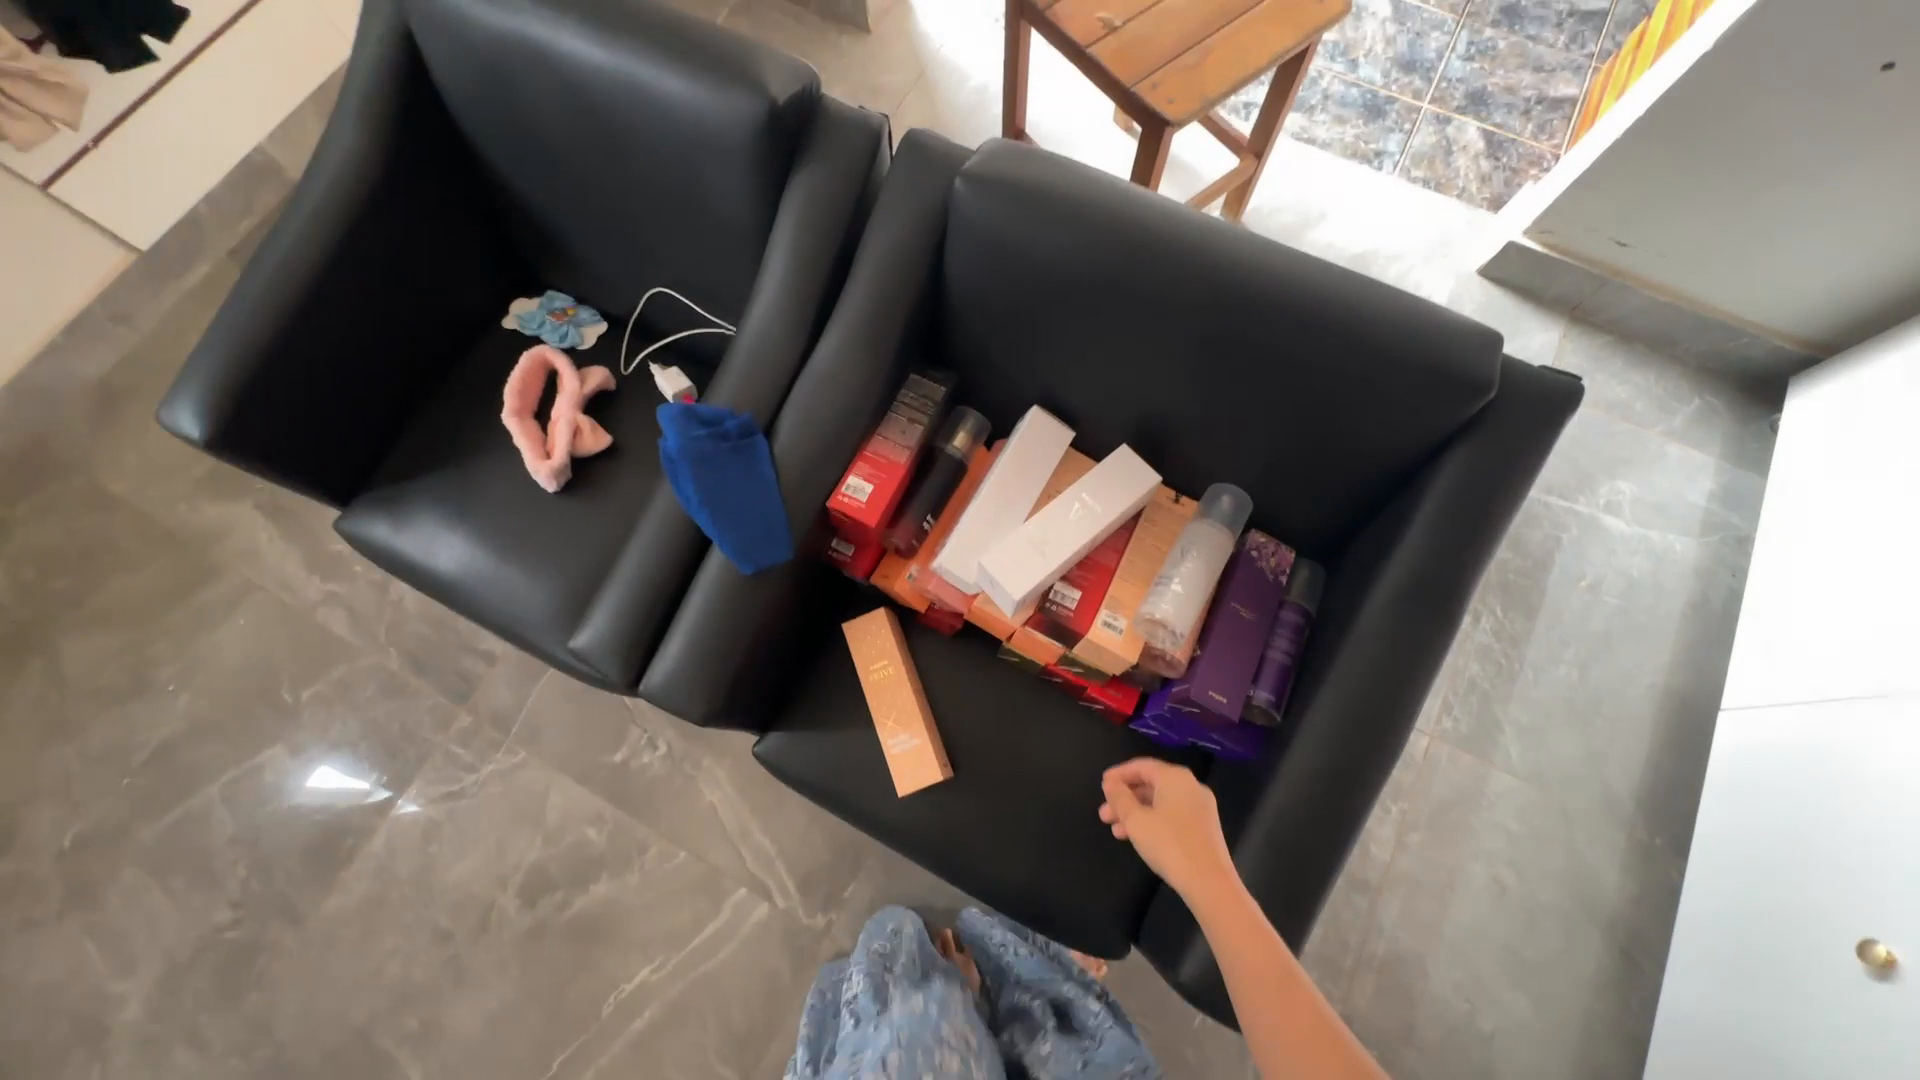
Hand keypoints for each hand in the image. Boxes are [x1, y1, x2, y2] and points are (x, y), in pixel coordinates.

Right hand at [1098, 758, 1236, 903]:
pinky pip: (1172, 815)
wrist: (1209, 882)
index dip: (1119, 774)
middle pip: (1151, 784)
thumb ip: (1120, 798)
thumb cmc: (1168, 844)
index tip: (1102, 785)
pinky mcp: (1204, 827)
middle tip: (1104, 814)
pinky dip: (1152, 821)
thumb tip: (1111, 783)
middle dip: (1125, 798)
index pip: (1142, 766)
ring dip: (1136, 813)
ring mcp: (1200, 807)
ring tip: (1115, 831)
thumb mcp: (1136, 820)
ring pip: (1161, 802)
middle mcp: (1191, 786)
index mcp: (1175, 777)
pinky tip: (1137, 838)